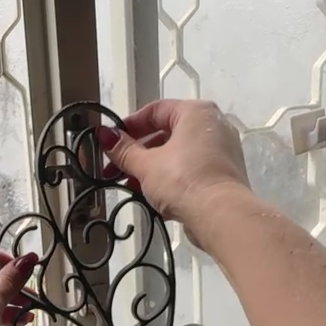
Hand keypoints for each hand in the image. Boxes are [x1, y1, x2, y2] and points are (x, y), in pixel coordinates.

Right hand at [100, 99, 251, 254]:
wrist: (221, 215)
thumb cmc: (182, 181)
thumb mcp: (146, 165)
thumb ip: (124, 150)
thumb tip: (103, 134)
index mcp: (195, 112)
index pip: (155, 110)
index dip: (128, 126)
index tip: (110, 143)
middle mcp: (212, 125)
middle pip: (166, 134)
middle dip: (137, 153)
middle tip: (115, 170)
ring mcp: (220, 151)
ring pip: (177, 155)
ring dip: (151, 170)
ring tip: (130, 187)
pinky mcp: (222, 175)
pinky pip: (189, 171)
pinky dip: (170, 180)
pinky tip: (153, 198)